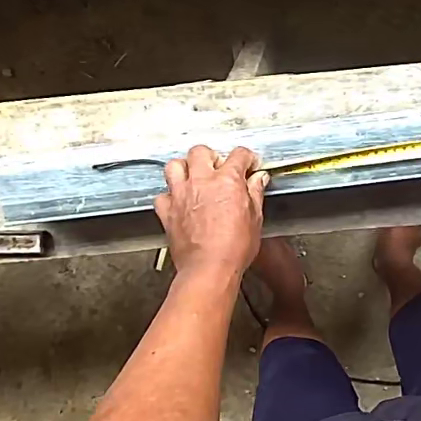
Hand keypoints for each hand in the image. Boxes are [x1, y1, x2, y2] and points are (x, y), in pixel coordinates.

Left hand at [153, 145, 268, 279]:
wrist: (209, 269)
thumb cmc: (233, 248)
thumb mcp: (255, 218)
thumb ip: (255, 193)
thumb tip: (259, 179)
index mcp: (227, 180)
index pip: (238, 154)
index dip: (247, 158)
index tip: (249, 165)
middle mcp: (201, 181)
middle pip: (200, 151)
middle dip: (211, 156)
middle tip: (218, 167)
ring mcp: (181, 194)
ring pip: (174, 165)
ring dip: (184, 168)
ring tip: (193, 177)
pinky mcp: (167, 211)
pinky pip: (162, 195)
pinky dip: (169, 196)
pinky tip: (178, 201)